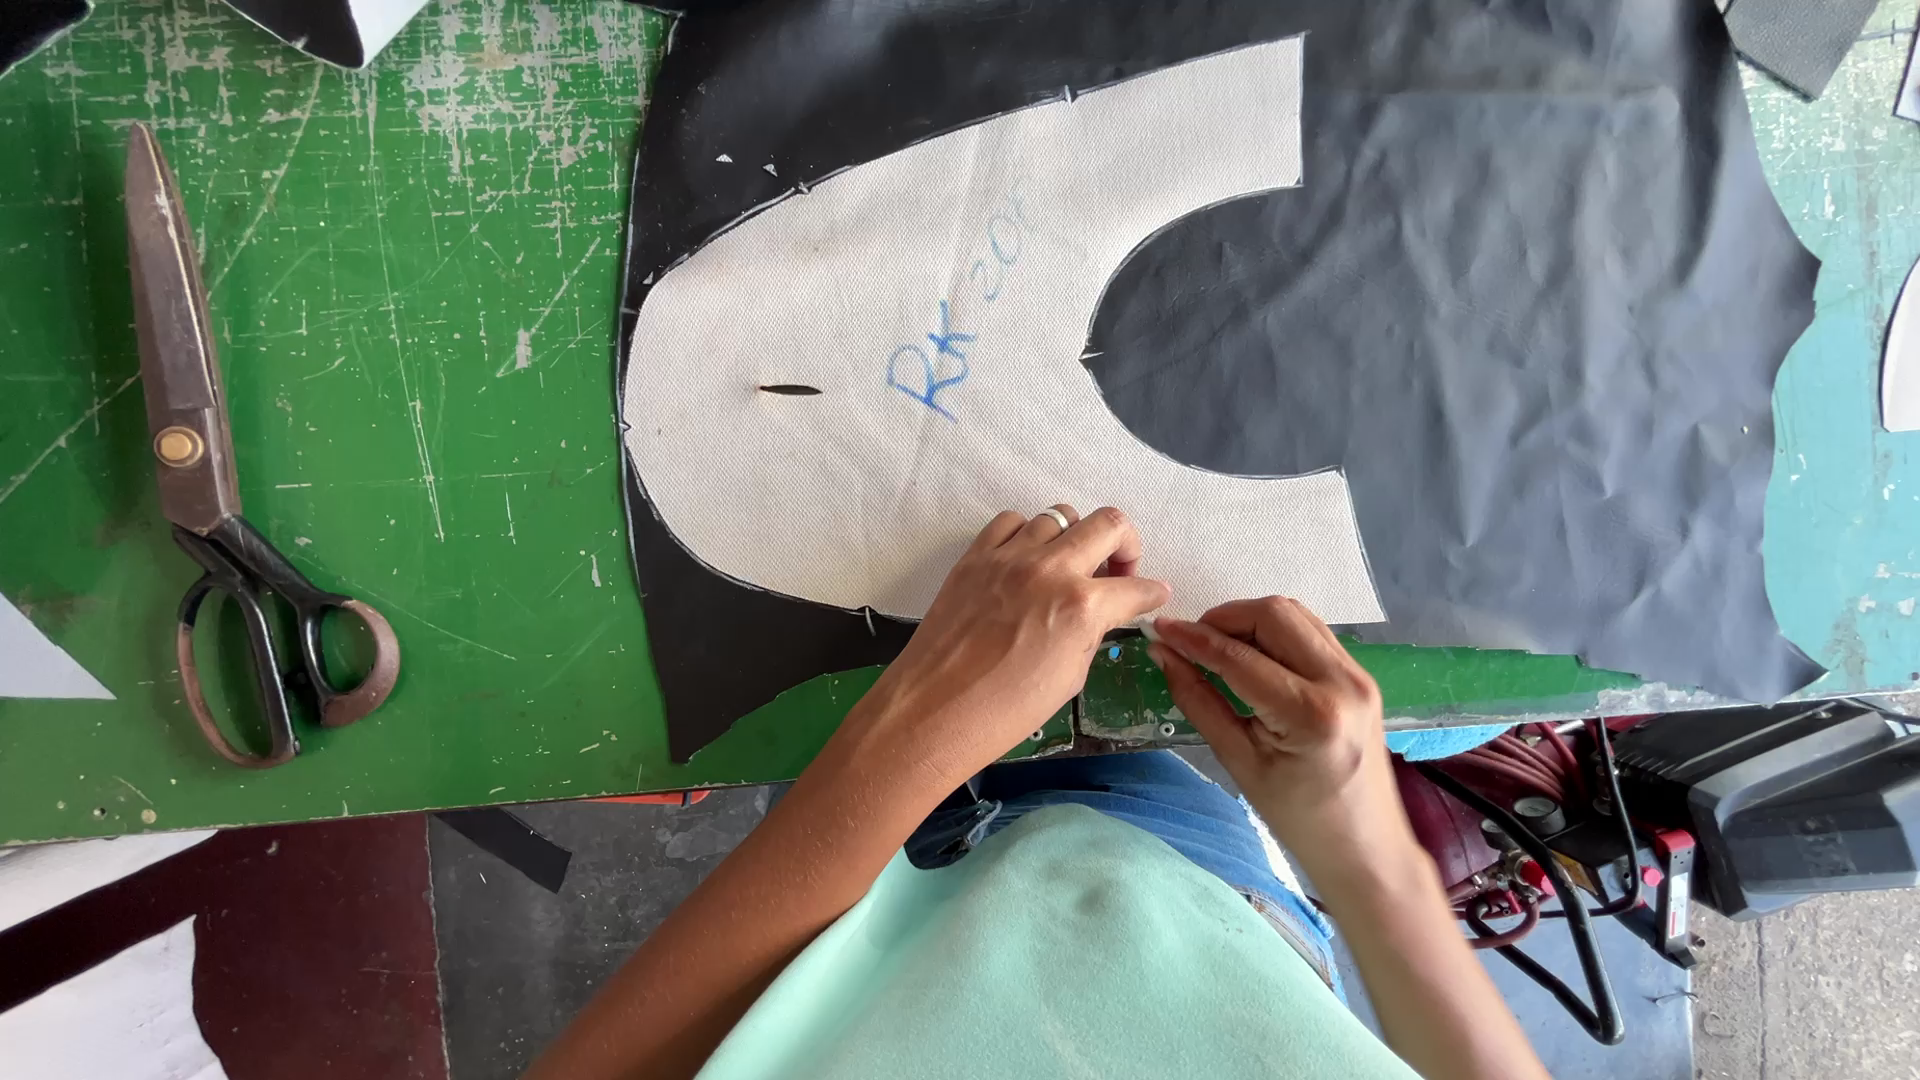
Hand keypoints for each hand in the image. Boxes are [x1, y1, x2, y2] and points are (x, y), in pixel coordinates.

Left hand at [840, 505, 1169, 784]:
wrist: (935, 707)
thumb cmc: (1007, 709)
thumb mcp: (1070, 676)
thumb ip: (1092, 632)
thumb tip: (1103, 614)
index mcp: (1082, 606)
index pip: (1137, 587)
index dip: (1152, 593)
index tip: (1152, 595)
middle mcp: (1051, 569)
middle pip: (1109, 523)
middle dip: (1126, 544)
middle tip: (1117, 570)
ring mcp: (1010, 556)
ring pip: (1058, 515)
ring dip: (1073, 538)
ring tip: (1065, 566)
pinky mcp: (975, 555)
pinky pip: (1010, 521)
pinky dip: (1026, 534)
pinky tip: (1024, 559)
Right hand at [1149, 598, 1412, 879]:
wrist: (1365, 846)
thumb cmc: (1295, 816)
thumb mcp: (1237, 760)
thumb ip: (1197, 699)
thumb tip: (1163, 654)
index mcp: (1309, 714)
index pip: (1238, 657)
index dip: (1192, 638)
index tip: (1158, 629)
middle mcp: (1340, 681)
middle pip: (1272, 614)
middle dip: (1222, 619)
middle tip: (1191, 643)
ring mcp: (1357, 673)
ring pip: (1292, 613)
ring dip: (1247, 620)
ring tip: (1217, 647)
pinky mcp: (1359, 673)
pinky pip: (1308, 629)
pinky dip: (1271, 630)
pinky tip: (1249, 653)